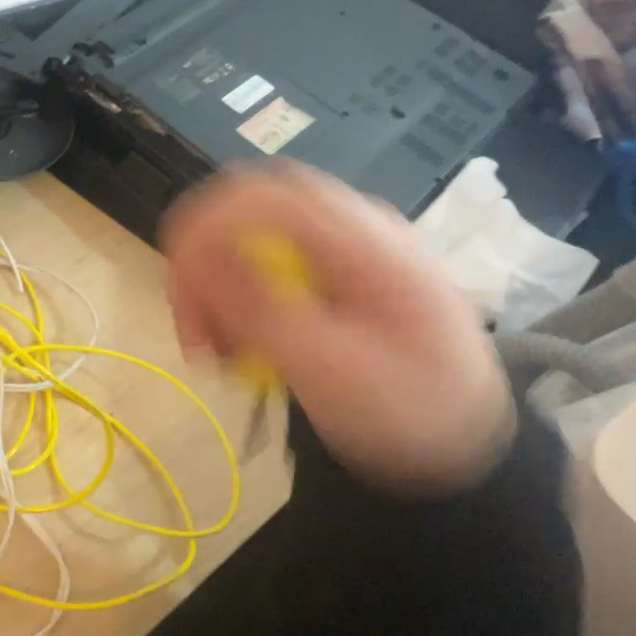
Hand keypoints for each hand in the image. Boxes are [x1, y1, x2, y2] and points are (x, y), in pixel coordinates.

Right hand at [161, 163, 515, 494]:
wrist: (454, 436)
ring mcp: (331, 239)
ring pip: (235, 229)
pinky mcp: (312, 259)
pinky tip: (226, 335)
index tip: (181, 285)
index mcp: (372, 243)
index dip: (209, 227)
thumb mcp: (338, 373)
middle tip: (186, 316)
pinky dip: (220, 291)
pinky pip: (245, 254)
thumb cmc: (409, 411)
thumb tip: (201, 258)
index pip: (270, 198)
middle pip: (243, 205)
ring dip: (204, 280)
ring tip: (207, 344)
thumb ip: (268, 313)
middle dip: (198, 256)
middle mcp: (349, 225)